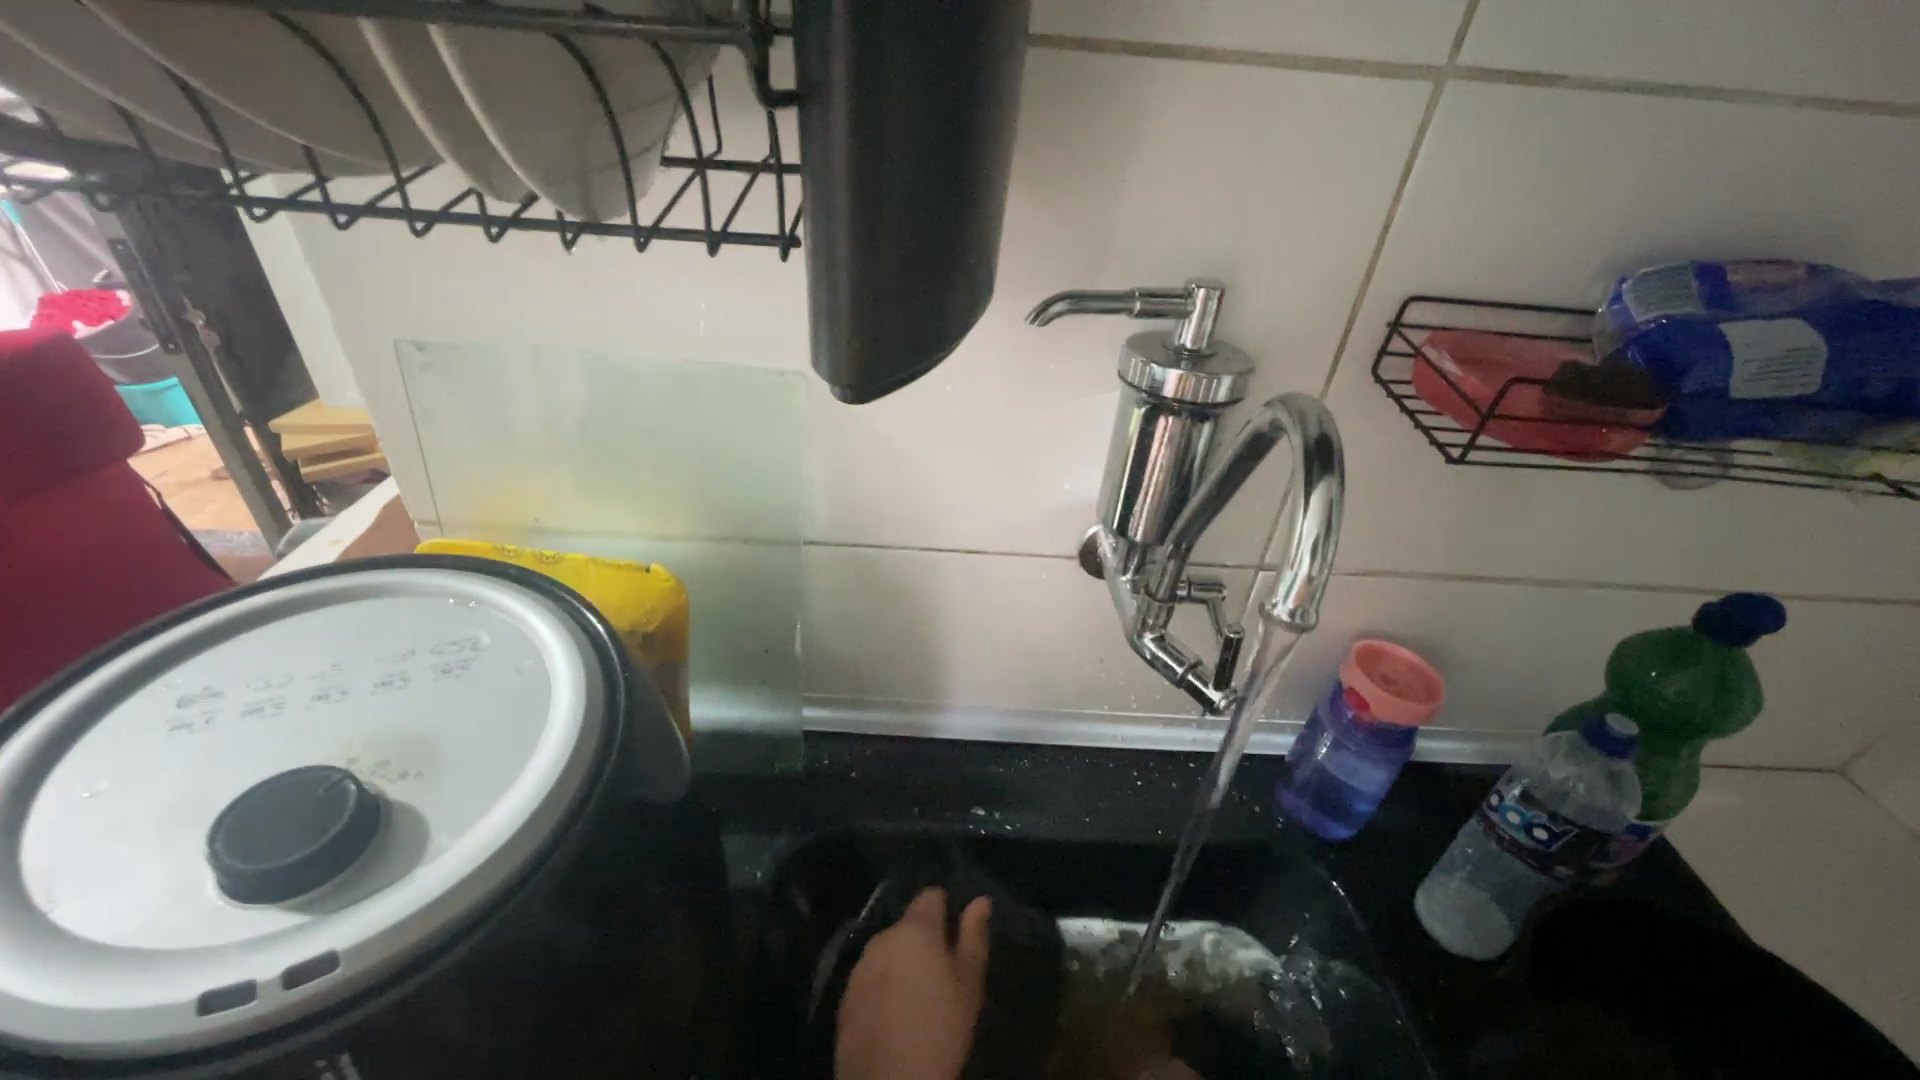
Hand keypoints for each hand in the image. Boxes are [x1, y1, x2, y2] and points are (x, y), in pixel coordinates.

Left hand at [836, 887, 992, 1079]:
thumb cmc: (941, 1028)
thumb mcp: (969, 983)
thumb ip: (974, 937)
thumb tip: (980, 900)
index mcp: (915, 930)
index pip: (930, 896)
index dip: (945, 909)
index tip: (955, 934)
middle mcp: (883, 938)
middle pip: (907, 927)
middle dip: (923, 942)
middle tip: (941, 976)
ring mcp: (859, 967)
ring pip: (887, 953)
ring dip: (900, 964)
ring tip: (917, 999)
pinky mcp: (845, 997)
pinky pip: (870, 979)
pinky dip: (882, 988)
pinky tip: (894, 1016)